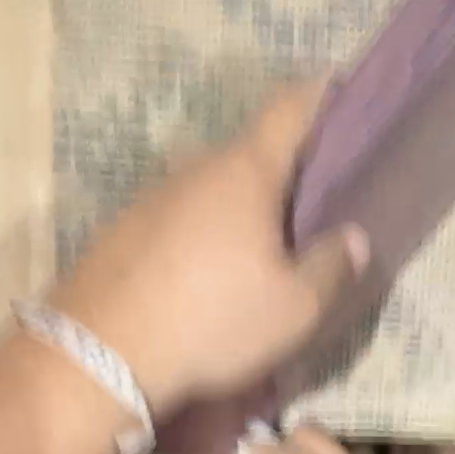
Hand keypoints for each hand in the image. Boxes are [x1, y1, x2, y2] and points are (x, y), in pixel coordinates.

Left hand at [48, 82, 370, 411]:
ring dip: (238, 212)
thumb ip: (332, 268)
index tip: (340, 99)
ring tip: (257, 256)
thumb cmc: (213, 322)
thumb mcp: (294, 310)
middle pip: (249, 155)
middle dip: (282, 175)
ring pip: (211, 191)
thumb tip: (353, 238)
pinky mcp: (122, 231)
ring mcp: (151, 197)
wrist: (101, 356)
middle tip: (308, 214)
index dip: (320, 97)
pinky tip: (206, 279)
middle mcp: (195, 169)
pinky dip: (202, 236)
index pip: (290, 108)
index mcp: (245, 172)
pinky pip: (179, 220)